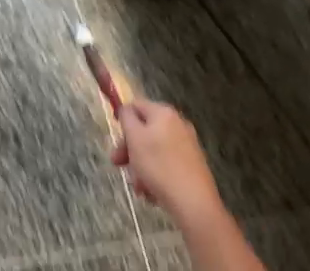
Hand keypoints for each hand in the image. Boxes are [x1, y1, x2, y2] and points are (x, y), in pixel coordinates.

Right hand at [111, 99, 226, 227]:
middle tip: (118, 165)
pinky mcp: (193, 167)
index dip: (122, 120)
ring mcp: (188, 146)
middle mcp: (178, 125)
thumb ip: (126, 117)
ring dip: (140, 166)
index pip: (136, 105)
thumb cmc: (159, 166)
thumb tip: (126, 109)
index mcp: (164, 113)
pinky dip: (156, 175)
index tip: (115, 139)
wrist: (194, 203)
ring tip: (138, 186)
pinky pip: (166, 164)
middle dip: (129, 149)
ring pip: (154, 151)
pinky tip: (151, 192)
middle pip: (144, 130)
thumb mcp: (135, 138)